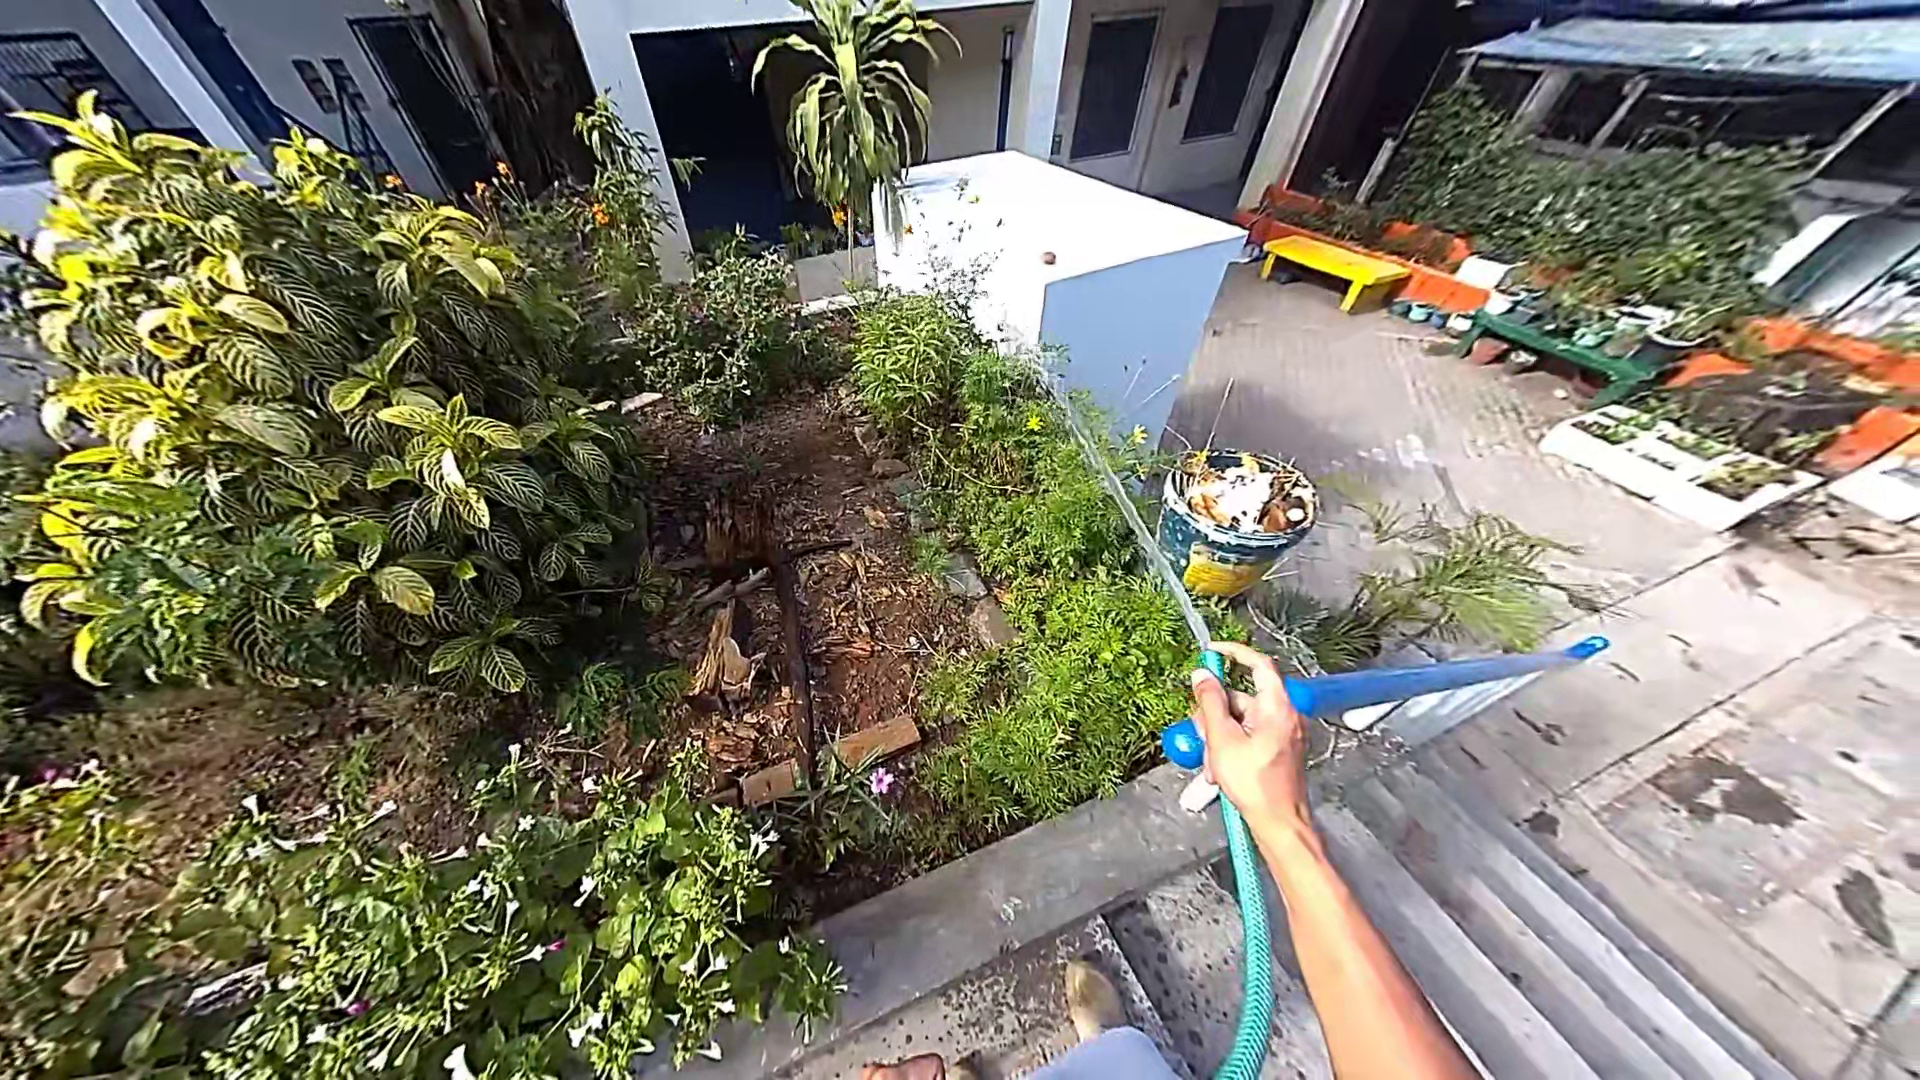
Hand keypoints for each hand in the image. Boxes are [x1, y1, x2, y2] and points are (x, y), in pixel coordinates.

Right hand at [1190, 640, 1313, 839]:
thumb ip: (1210, 702)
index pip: (1258, 664)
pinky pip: (1247, 733)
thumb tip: (1202, 675)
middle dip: (1215, 710)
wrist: (1279, 823)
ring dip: (1219, 733)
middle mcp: (1284, 716)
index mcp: (1277, 708)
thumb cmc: (1256, 785)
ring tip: (1212, 758)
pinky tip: (1219, 765)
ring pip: (1240, 717)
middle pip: (1242, 695)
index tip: (1212, 651)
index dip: (1234, 652)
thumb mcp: (1221, 738)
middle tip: (1202, 729)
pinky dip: (1230, 744)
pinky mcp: (1277, 748)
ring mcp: (1282, 733)